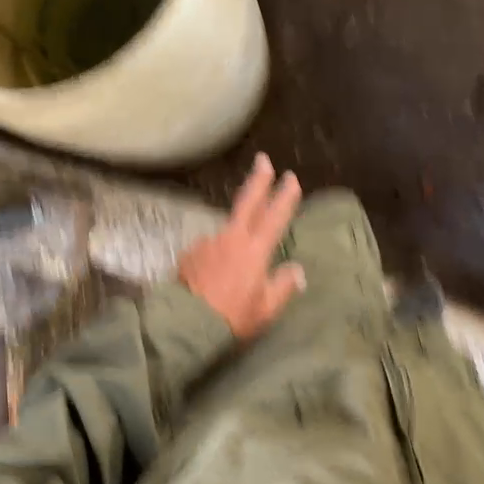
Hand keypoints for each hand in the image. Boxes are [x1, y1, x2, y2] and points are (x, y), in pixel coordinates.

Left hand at [178, 153, 306, 340]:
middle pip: (247, 201)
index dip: (285, 196)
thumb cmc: (231, 319)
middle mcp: (231, 237)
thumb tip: (298, 271)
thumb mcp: (265, 310)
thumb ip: (283, 287)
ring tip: (231, 272)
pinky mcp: (190, 251)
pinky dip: (214, 257)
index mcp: (254, 250)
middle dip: (258, 179)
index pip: (275, 217)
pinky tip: (212, 276)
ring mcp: (208, 241)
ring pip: (227, 231)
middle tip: (263, 160)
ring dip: (233, 239)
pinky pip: (209, 250)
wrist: (185, 323)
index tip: (291, 177)